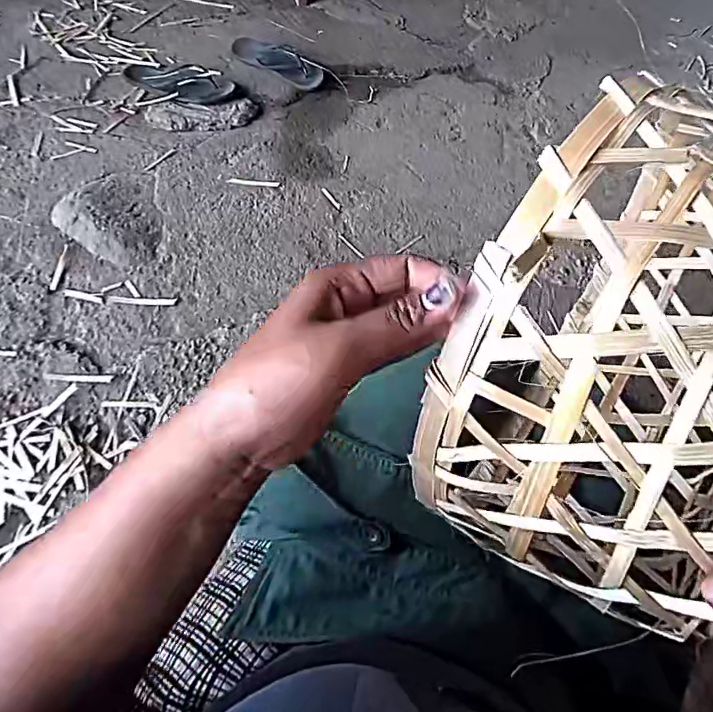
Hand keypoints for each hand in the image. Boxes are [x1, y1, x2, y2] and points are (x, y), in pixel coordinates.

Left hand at [194, 256, 463, 470]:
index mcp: (336, 286)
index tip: (469, 301)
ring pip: (400, 321)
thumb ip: (397, 323)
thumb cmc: (276, 385)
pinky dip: (414, 346)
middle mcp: (344, 305)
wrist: (237, 442)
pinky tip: (435, 353)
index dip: (435, 281)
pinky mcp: (350, 368)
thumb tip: (448, 297)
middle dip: (437, 302)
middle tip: (476, 321)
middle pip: (402, 293)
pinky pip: (391, 347)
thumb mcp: (340, 347)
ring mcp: (347, 338)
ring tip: (465, 336)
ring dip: (429, 324)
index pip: (399, 269)